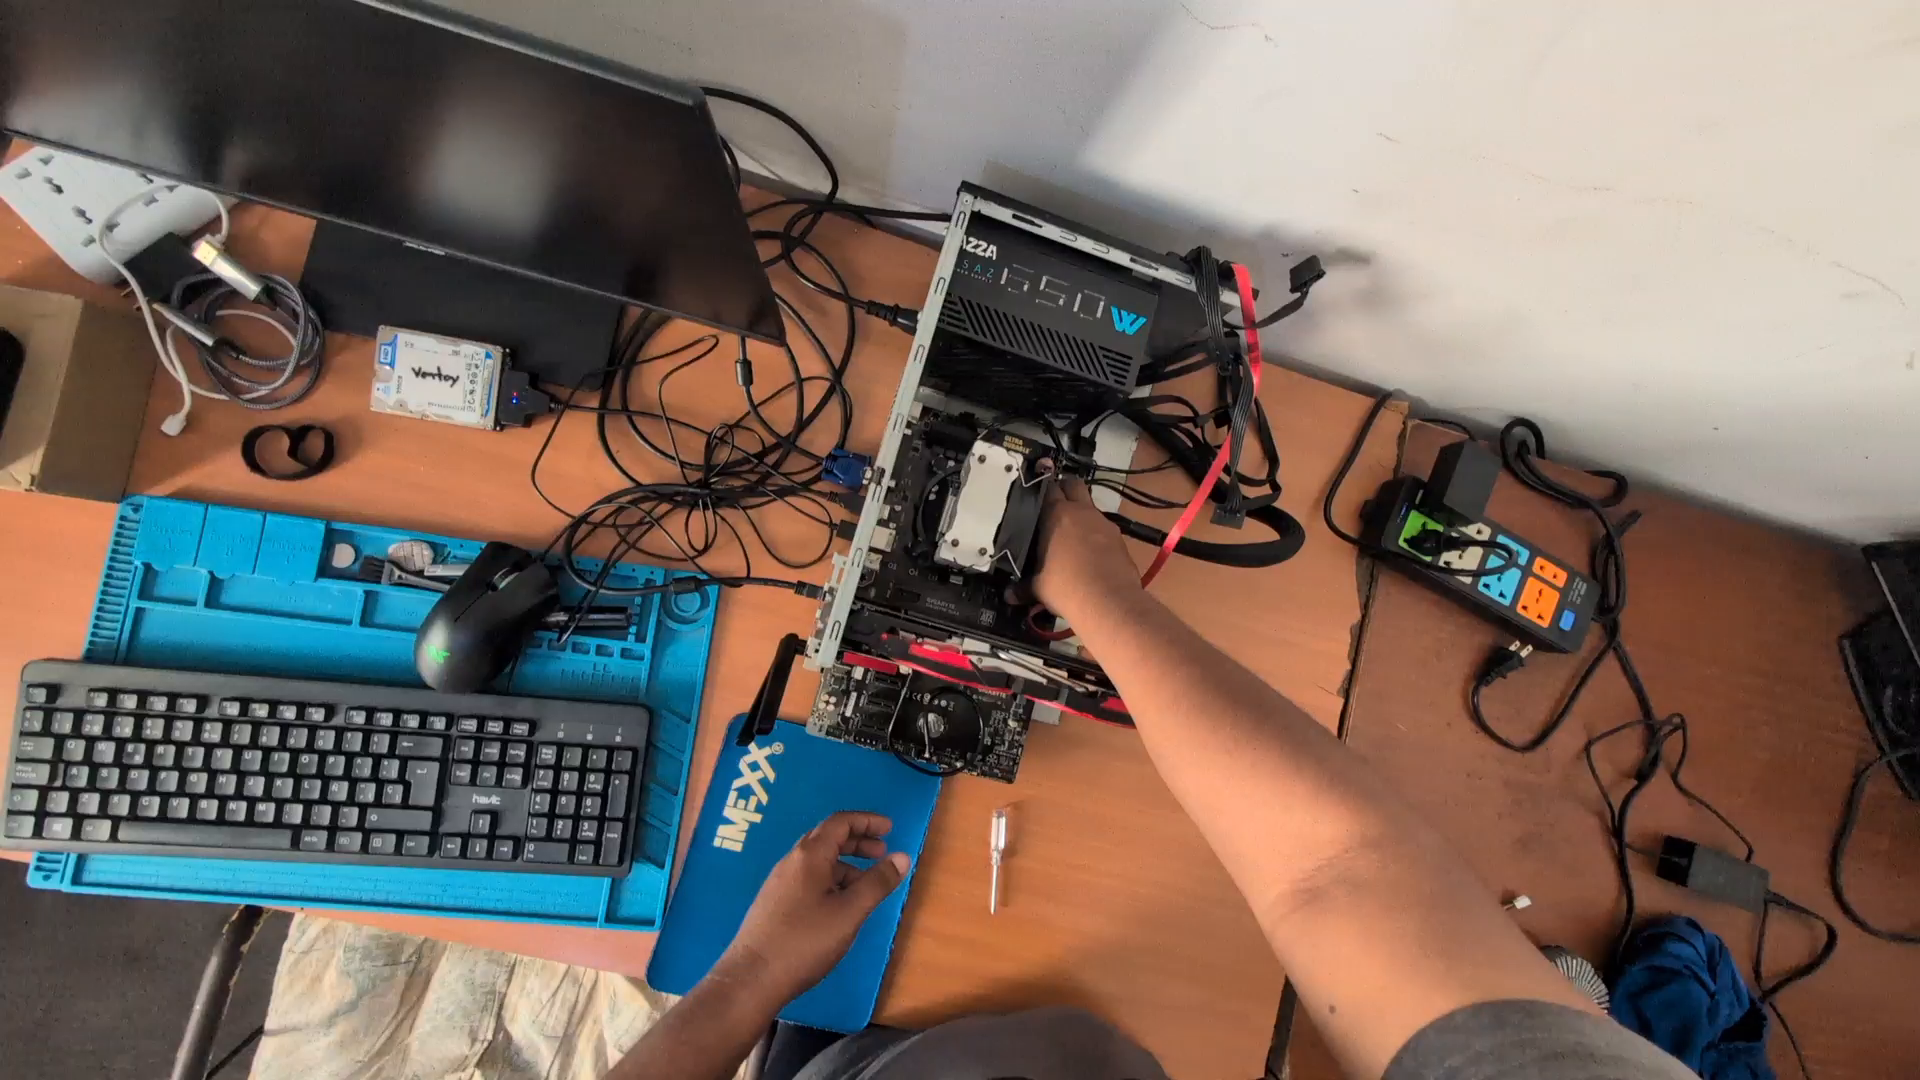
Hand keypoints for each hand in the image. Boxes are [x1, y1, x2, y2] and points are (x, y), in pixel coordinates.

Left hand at [719, 812, 910, 1004]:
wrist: (750, 980)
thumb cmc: (804, 941)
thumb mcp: (849, 912)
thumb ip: (877, 883)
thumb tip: (902, 857)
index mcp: (810, 855)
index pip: (840, 822)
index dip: (867, 821)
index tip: (890, 829)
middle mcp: (792, 861)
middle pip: (828, 837)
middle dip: (858, 841)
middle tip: (882, 852)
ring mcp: (780, 882)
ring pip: (818, 861)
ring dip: (845, 864)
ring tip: (866, 884)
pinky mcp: (774, 903)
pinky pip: (808, 878)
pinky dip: (830, 880)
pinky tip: (839, 905)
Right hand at [1030, 476, 1142, 621]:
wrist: (1109, 602)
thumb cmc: (1066, 588)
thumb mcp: (1038, 588)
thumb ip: (1022, 588)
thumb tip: (1008, 596)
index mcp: (1056, 514)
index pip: (1046, 487)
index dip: (1040, 490)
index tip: (1034, 498)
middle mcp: (1082, 511)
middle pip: (1073, 483)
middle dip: (1064, 489)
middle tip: (1054, 507)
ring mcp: (1103, 523)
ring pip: (1090, 505)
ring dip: (1081, 513)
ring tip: (1071, 535)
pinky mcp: (1119, 538)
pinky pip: (1103, 527)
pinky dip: (1095, 533)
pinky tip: (1089, 553)